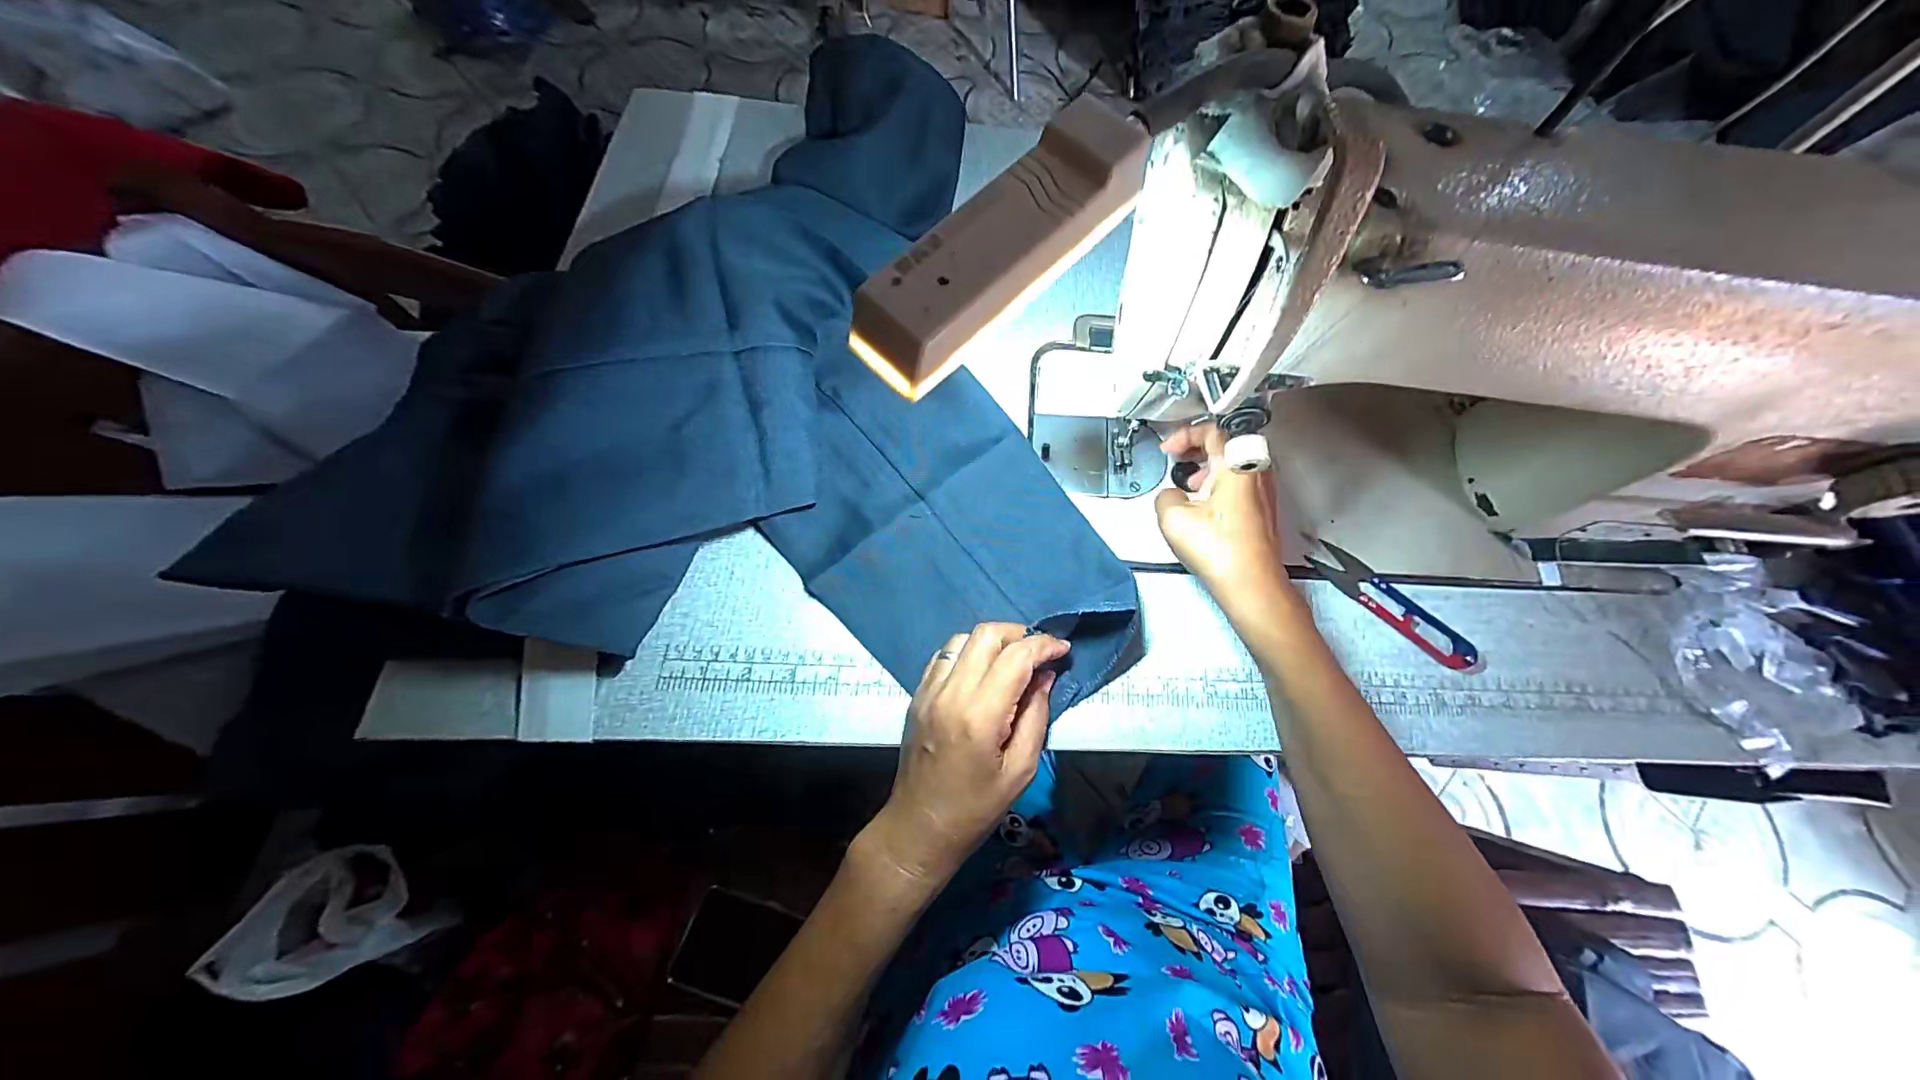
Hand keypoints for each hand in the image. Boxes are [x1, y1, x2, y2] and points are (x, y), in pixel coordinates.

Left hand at [861, 622, 1067, 884]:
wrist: (920, 825)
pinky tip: (983, 671)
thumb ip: (1036, 715)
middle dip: (1019, 635)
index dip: (1044, 645)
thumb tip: (1044, 676)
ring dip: (992, 641)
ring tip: (1013, 661)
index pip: (1015, 657)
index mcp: (979, 715)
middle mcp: (950, 693)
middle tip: (1040, 653)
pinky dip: (968, 652)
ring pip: (962, 638)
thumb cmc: (976, 807)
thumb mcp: (1021, 770)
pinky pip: (944, 656)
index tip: (1063, 650)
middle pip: (986, 634)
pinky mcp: (917, 694)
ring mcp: (928, 691)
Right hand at [1154, 422, 1291, 610]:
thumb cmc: (1223, 552)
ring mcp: (1264, 492)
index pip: (1211, 431)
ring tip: (1189, 485)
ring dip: (1209, 469)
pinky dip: (1220, 486)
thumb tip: (1170, 495)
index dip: (1184, 435)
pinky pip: (1241, 485)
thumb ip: (1164, 495)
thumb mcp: (1172, 517)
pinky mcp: (1264, 510)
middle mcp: (1256, 473)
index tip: (1169, 448)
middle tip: (1178, 459)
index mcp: (1237, 465)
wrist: (1252, 584)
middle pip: (1226, 445)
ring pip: (1235, 465)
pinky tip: (1204, 507)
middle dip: (1197, 450)